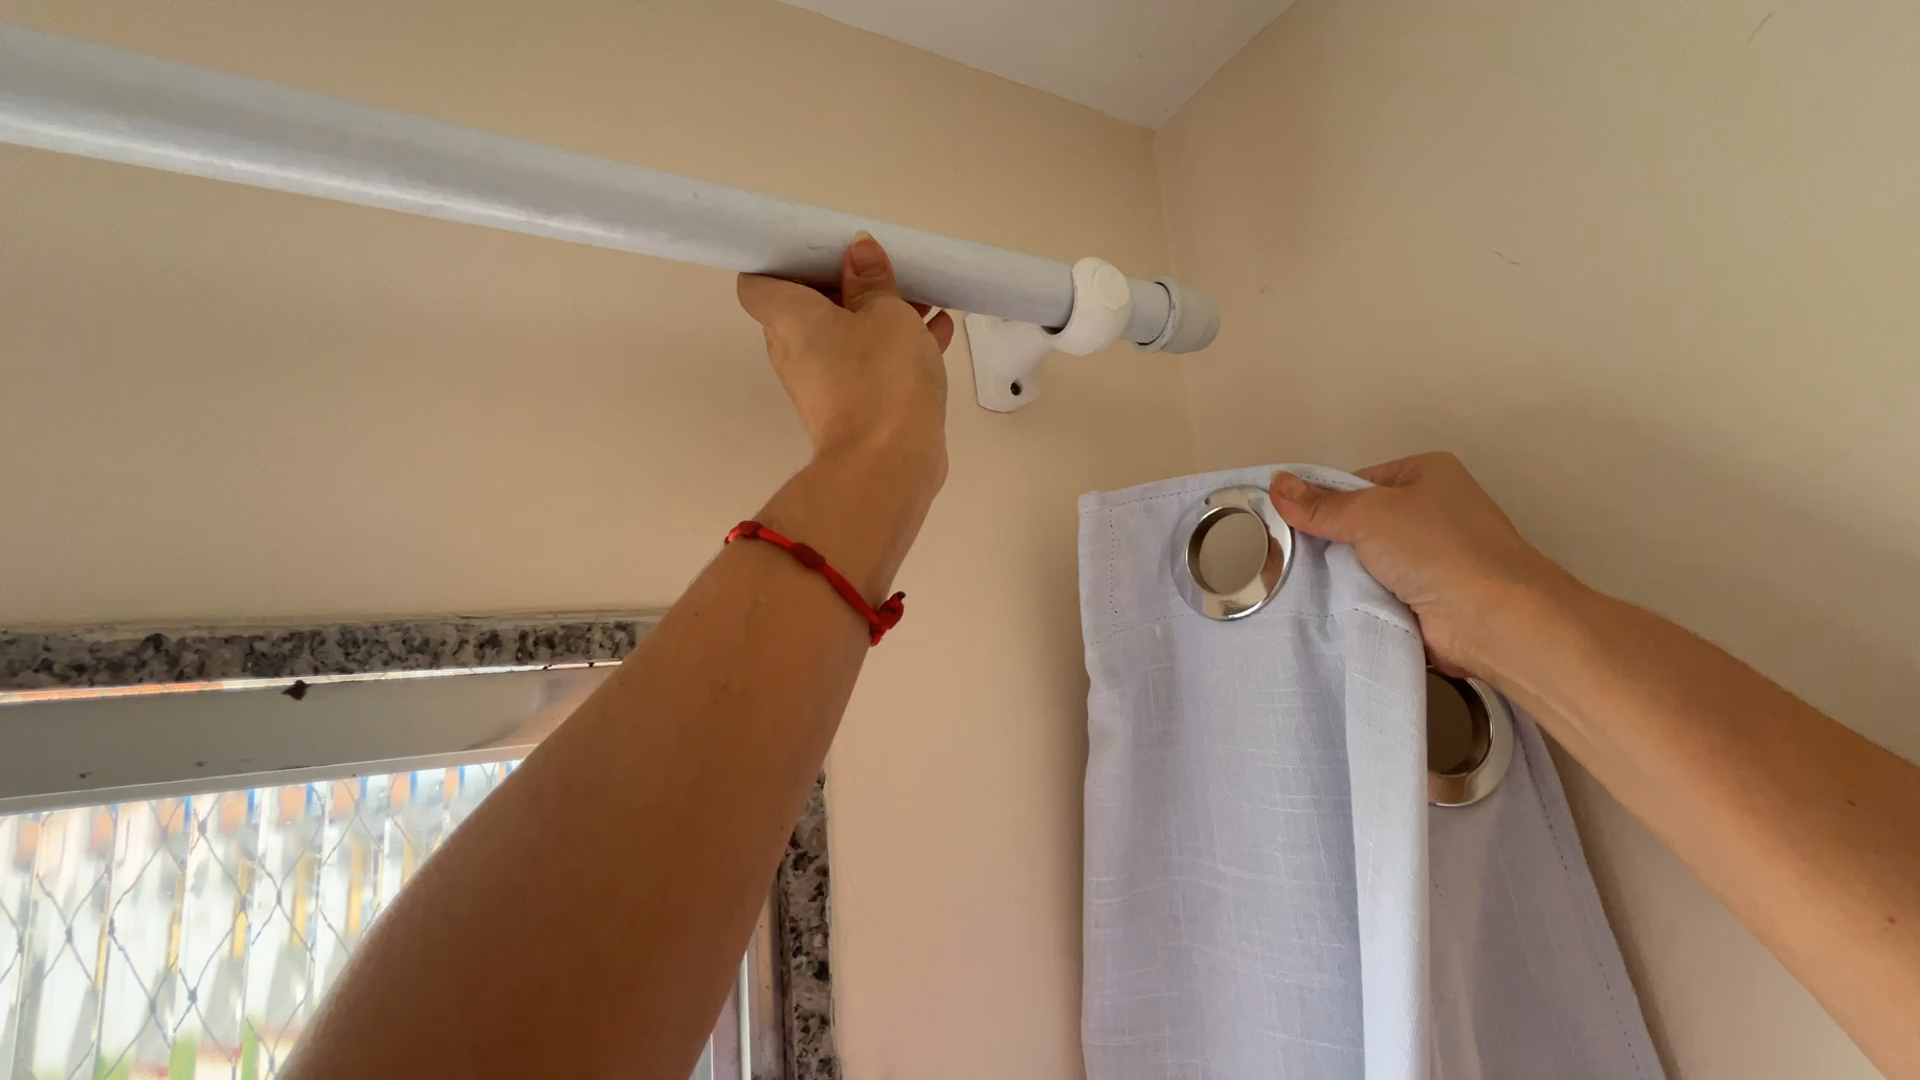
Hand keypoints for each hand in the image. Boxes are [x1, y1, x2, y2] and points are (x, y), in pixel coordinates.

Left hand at [737, 233, 952, 491]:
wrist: (887, 466)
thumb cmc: (880, 376)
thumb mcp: (886, 313)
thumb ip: (873, 280)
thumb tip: (858, 252)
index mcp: (789, 319)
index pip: (758, 282)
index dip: (783, 261)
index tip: (822, 251)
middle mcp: (796, 352)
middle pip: (811, 307)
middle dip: (849, 285)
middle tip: (885, 268)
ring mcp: (825, 386)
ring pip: (848, 337)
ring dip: (881, 316)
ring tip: (925, 296)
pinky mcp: (855, 411)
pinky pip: (871, 367)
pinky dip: (897, 349)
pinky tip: (939, 330)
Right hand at [1268, 453, 1579, 677]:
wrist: (1490, 617)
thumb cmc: (1437, 548)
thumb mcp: (1368, 514)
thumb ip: (1319, 505)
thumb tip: (1276, 482)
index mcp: (1426, 474)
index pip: (1356, 482)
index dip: (1323, 501)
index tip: (1294, 523)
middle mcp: (1432, 510)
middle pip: (1358, 522)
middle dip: (1330, 541)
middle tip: (1293, 555)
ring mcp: (1430, 556)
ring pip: (1364, 559)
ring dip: (1341, 573)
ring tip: (1304, 583)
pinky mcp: (1425, 595)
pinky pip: (1376, 590)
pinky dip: (1357, 597)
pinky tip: (1329, 604)